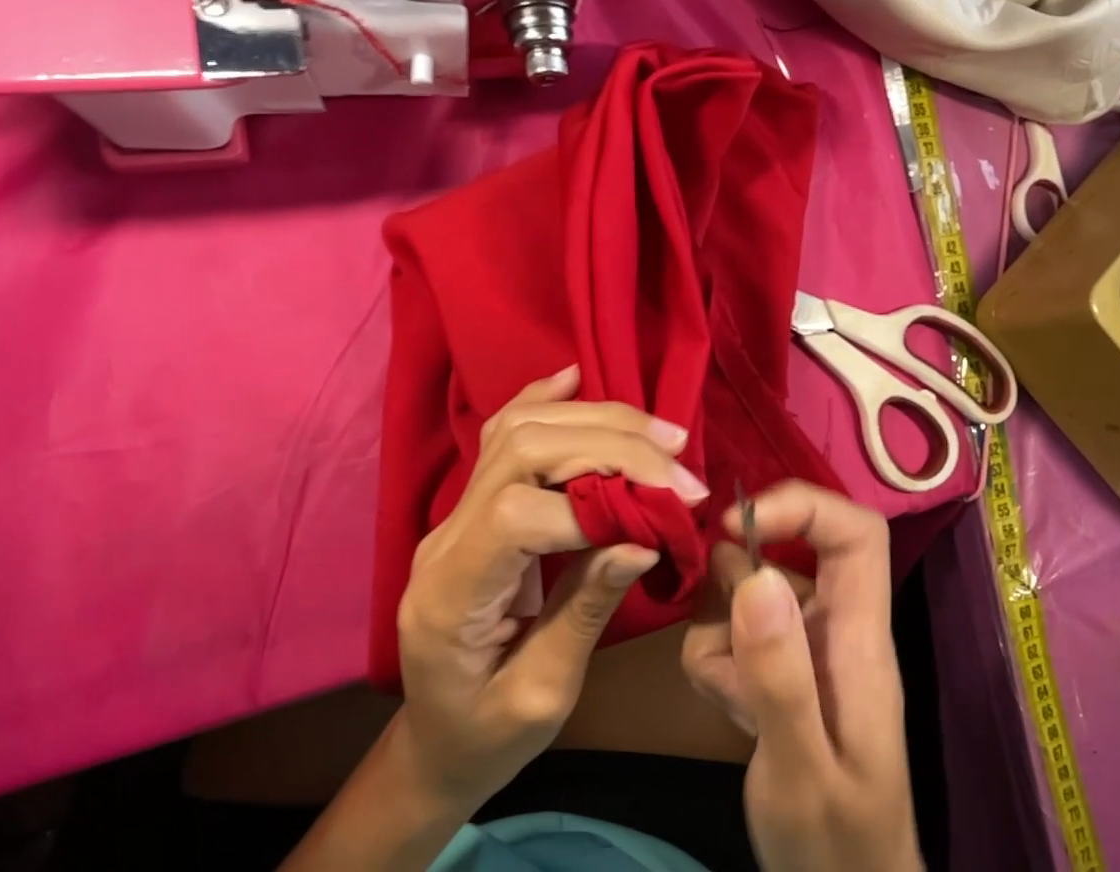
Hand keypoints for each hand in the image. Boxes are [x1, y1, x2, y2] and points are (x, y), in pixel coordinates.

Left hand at [395, 365, 707, 805]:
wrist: (438, 741)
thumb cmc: (488, 736)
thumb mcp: (543, 695)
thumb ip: (584, 613)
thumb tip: (642, 539)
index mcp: (452, 595)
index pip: (516, 514)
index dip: (591, 505)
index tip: (657, 524)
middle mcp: (444, 538)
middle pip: (521, 452)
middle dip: (610, 448)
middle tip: (681, 473)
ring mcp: (453, 516)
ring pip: (518, 432)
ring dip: (596, 422)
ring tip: (664, 437)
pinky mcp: (472, 509)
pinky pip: (501, 436)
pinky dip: (543, 401)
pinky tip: (577, 378)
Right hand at [681, 483, 922, 871]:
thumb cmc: (837, 843)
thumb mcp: (802, 769)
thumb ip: (780, 676)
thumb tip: (757, 575)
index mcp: (859, 639)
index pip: (855, 532)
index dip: (802, 505)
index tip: (736, 524)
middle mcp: (835, 629)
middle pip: (783, 555)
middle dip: (733, 585)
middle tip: (718, 648)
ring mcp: (805, 649)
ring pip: (746, 594)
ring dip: (718, 635)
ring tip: (730, 701)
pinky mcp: (779, 671)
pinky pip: (733, 635)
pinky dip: (716, 662)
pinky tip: (729, 711)